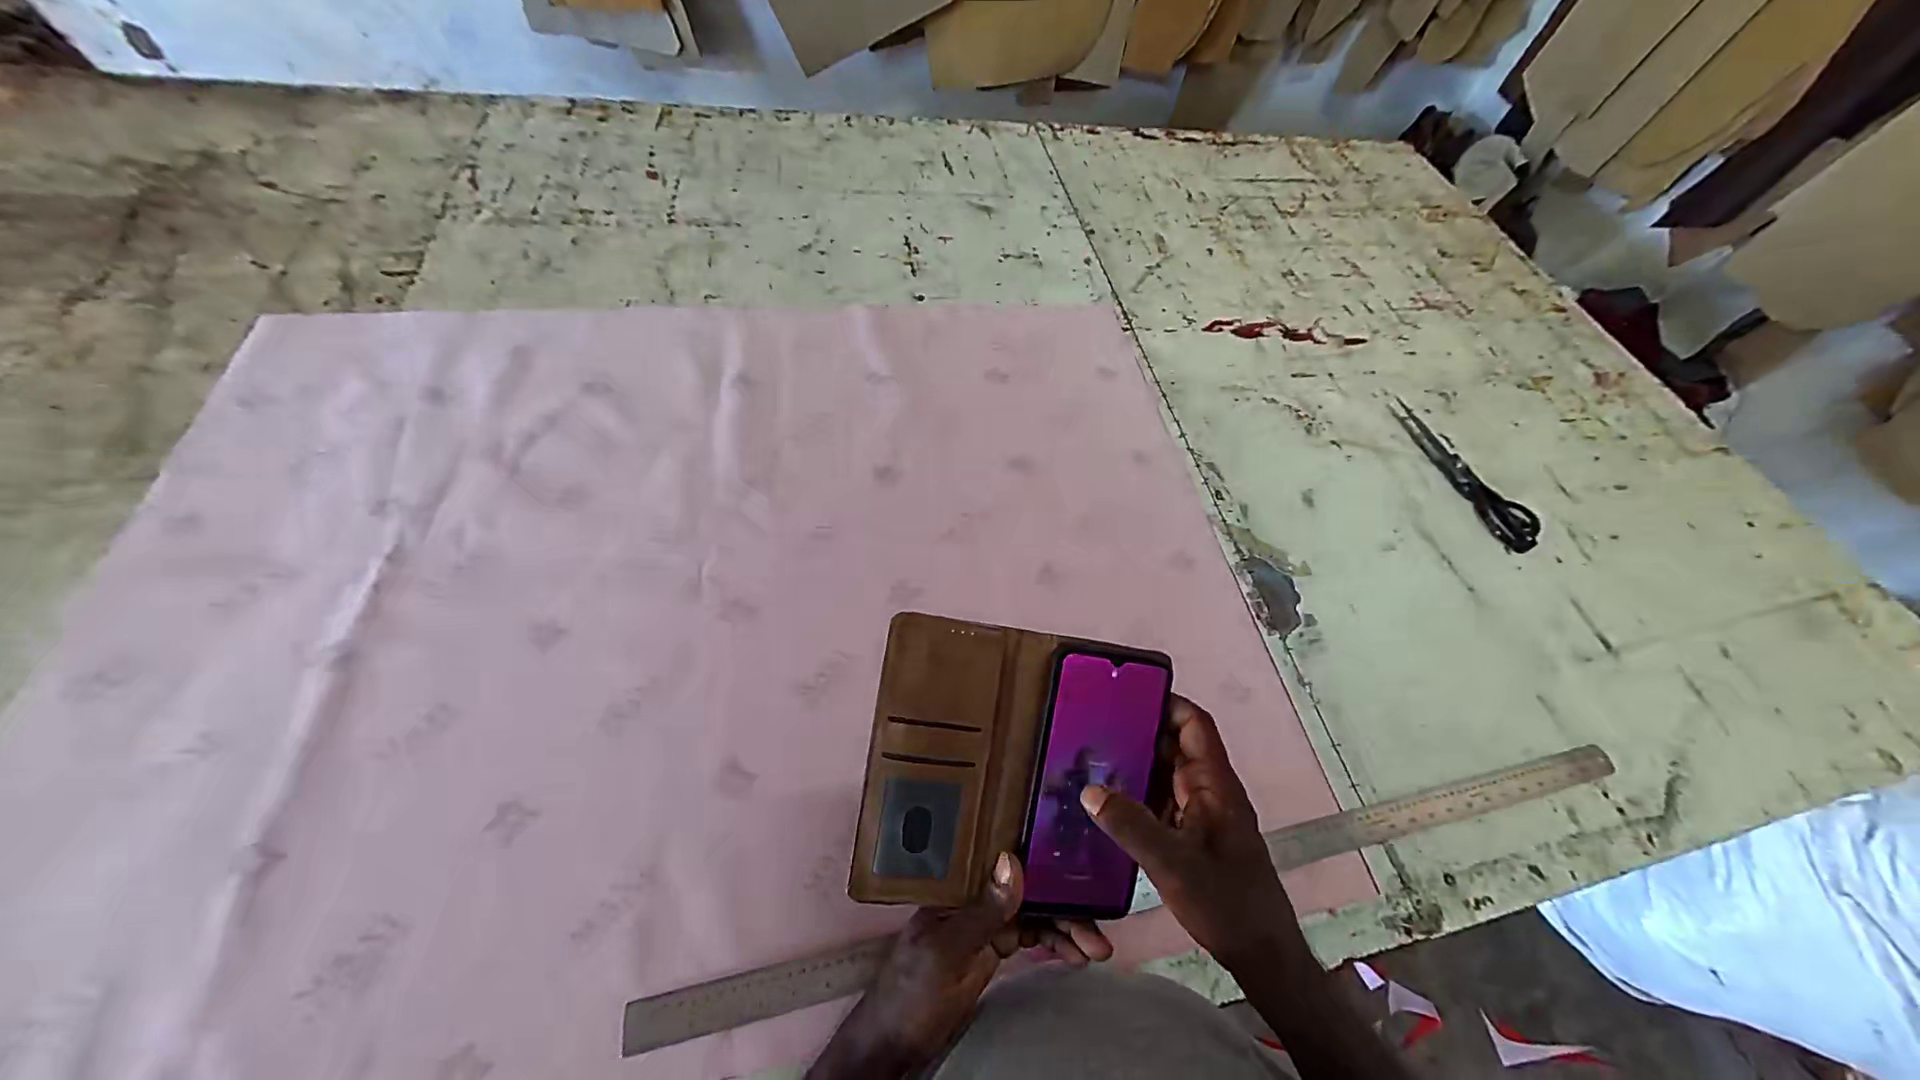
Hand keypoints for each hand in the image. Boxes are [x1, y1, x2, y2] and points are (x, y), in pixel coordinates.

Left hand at [807, 854, 1111, 1077]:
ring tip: (1095, 951)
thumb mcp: (948, 951)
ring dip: (1066, 928)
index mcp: (957, 883)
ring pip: (1035, 913)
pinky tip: (1075, 955)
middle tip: (1098, 936)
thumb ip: (982, 910)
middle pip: (1028, 888)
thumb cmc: (911, 989)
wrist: (895, 1040)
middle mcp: (974, 894)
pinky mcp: (992, 945)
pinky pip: (1030, 935)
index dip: (1043, 866)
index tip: (1081, 879)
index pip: (1006, 862)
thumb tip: (1013, 861)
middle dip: (1065, 908)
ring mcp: (985, 920)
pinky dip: (1054, 943)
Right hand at [1080, 695, 1304, 967]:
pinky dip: (1137, 793)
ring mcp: (1202, 814)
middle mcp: (1210, 791)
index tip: (1127, 693)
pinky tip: (1107, 798)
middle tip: (1095, 723)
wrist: (1262, 955)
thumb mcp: (1174, 863)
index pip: (1195, 724)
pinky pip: (1161, 800)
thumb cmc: (1227, 902)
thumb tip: (1089, 791)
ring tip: (1092, 754)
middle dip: (1140, 730)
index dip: (1167, 702)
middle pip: (1175, 745)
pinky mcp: (1192, 835)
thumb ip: (1131, 825)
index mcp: (1216, 784)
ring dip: (1136, 762)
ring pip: (1166, 774)